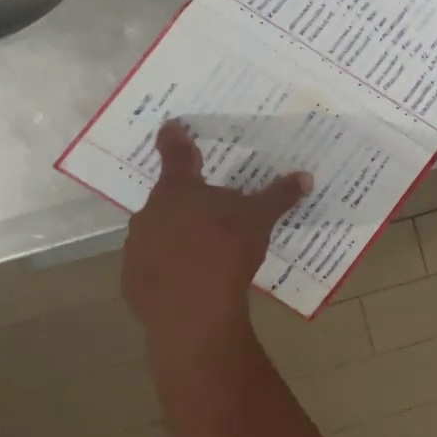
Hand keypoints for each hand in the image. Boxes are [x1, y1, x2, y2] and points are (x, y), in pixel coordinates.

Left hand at [122, 120, 311, 351]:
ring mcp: (137, 247)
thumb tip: (304, 177)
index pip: (176, 156)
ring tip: (209, 243)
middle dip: (189, 198)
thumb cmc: (226, 249)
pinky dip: (171, 261)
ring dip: (179, 231)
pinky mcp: (132, 279)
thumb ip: (279, 195)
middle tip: (214, 205)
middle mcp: (151, 213)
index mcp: (179, 191)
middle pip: (170, 197)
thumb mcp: (261, 218)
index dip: (174, 140)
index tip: (169, 126)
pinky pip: (154, 261)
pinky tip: (195, 272)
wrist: (193, 310)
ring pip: (160, 230)